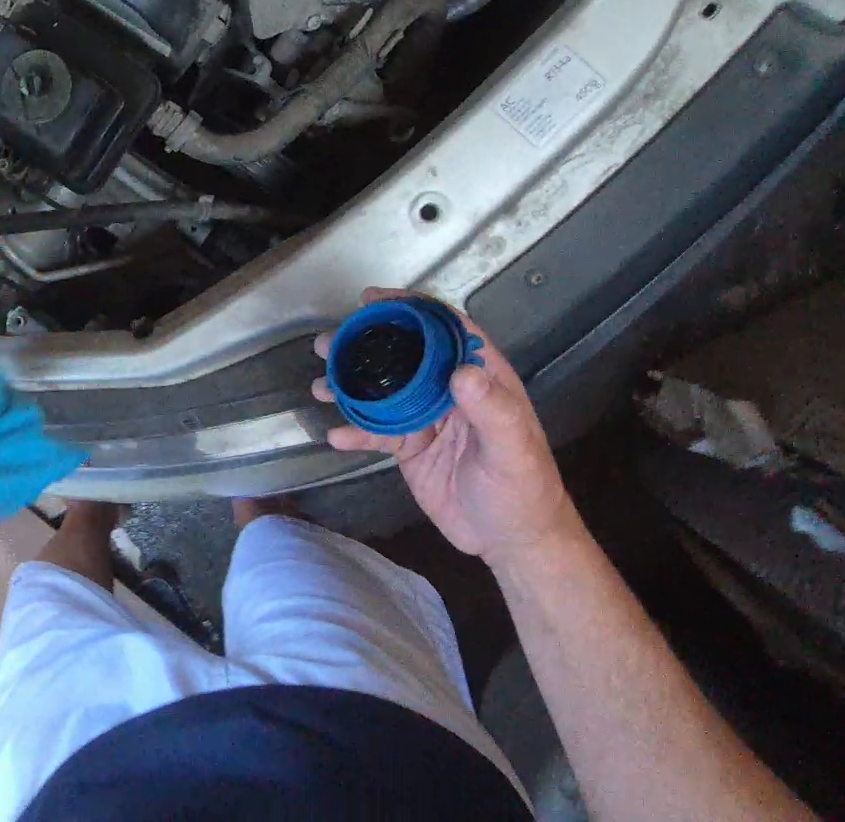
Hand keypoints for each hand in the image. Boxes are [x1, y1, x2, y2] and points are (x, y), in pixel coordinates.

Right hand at [312, 289, 578, 564]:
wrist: (511, 542)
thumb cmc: (524, 492)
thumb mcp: (513, 450)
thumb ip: (492, 410)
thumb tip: (461, 372)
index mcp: (481, 380)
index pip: (444, 330)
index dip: (411, 309)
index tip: (374, 300)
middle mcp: (448, 393)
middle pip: (403, 356)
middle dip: (364, 345)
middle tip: (329, 342)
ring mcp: (425, 419)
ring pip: (381, 392)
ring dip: (349, 386)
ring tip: (320, 385)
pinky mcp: (408, 448)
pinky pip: (374, 433)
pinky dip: (353, 432)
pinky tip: (335, 436)